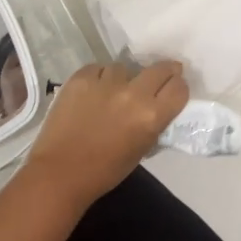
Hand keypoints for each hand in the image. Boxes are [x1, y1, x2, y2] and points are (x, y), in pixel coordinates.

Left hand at [23, 61, 189, 210]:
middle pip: (159, 69)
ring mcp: (105, 82)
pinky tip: (92, 93)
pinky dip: (99, 78)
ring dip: (124, 78)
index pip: (178, 88)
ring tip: (113, 93)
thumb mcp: (142, 149)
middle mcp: (132, 94)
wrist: (61, 171)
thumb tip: (156, 107)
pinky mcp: (80, 78)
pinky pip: (98, 69)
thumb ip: (153, 123)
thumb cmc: (105, 171)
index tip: (173, 88)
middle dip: (164, 71)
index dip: (178, 87)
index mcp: (151, 115)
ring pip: (124, 68)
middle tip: (159, 76)